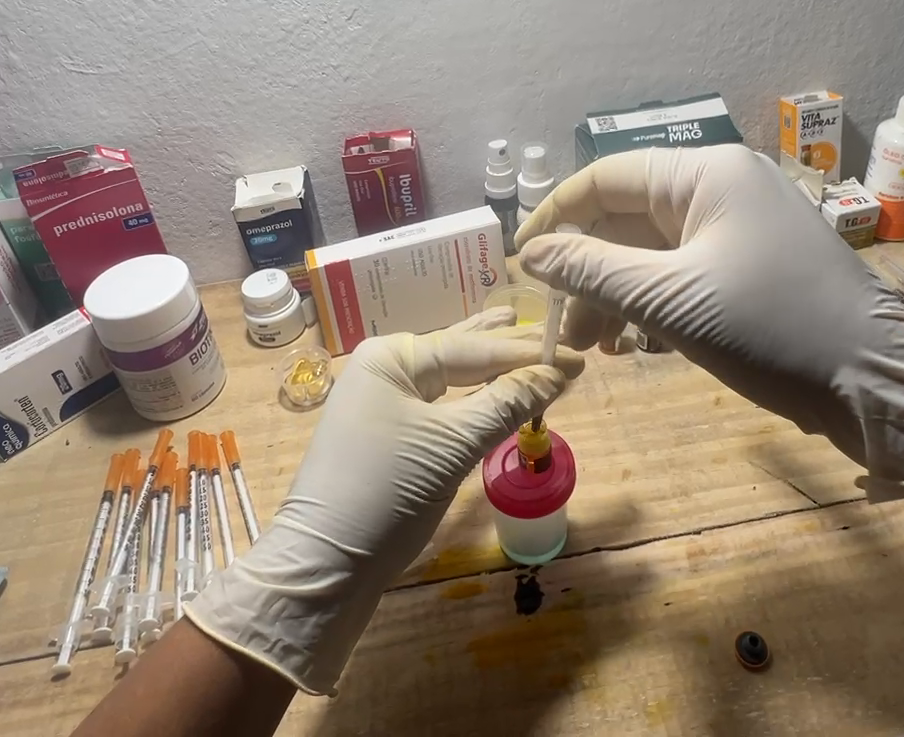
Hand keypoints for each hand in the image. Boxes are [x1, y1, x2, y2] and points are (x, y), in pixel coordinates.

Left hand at [182, 309, 585, 694]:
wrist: (325, 569)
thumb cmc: (388, 493)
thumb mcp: (454, 444)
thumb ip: (509, 401)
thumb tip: (564, 370)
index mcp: (392, 356)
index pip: (474, 347)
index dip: (529, 352)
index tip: (579, 355)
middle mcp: (386, 367)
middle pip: (461, 352)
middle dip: (511, 349)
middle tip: (562, 336)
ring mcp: (384, 400)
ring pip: (451, 376)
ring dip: (493, 366)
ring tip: (526, 334)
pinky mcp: (389, 433)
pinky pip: (442, 403)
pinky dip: (474, 396)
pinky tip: (493, 383)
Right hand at [515, 144, 903, 499]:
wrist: (880, 386)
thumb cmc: (771, 329)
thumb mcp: (670, 300)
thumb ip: (592, 271)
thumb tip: (533, 256)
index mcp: (704, 173)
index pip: (604, 178)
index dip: (555, 219)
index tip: (521, 266)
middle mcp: (719, 187)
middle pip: (626, 216)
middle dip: (586, 269)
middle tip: (559, 323)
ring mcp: (737, 226)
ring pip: (649, 250)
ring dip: (614, 293)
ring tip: (592, 345)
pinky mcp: (748, 265)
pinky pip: (680, 272)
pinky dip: (649, 303)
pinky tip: (629, 343)